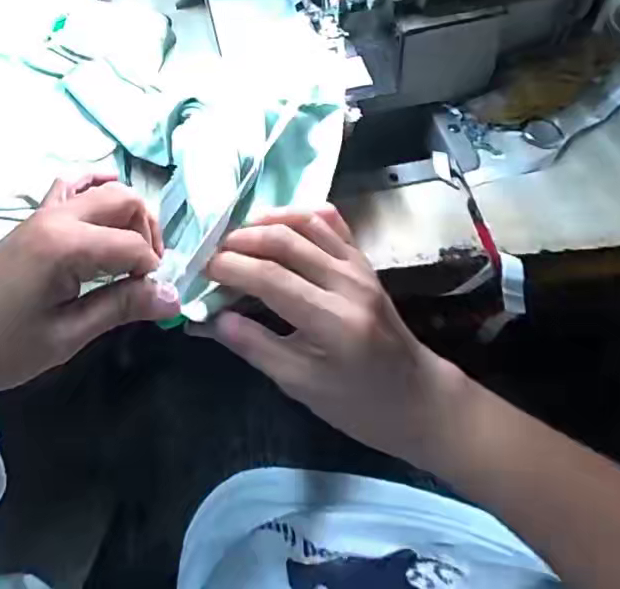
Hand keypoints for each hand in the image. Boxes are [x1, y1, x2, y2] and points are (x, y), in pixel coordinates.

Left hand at [0, 174, 180, 438]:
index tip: (153, 300)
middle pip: (124, 201)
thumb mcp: (65, 336)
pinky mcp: (32, 219)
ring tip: (128, 255)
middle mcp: (56, 216)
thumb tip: (172, 295)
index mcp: (65, 244)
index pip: (133, 244)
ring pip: (102, 189)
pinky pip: (69, 187)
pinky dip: (94, 189)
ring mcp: (42, 212)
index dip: (152, 271)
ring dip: (126, 214)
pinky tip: (104, 210)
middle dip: (147, 234)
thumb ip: (120, 307)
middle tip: (146, 277)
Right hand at [196, 205, 470, 469]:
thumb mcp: (301, 386)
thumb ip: (255, 346)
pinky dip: (298, 214)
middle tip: (210, 250)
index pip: (270, 278)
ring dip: (264, 221)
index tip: (200, 269)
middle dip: (239, 240)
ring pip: (305, 222)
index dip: (229, 267)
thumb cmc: (359, 404)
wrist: (419, 398)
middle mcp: (347, 282)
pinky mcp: (363, 259)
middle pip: (284, 241)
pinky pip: (329, 221)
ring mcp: (359, 266)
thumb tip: (209, 319)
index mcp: (333, 321)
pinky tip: (276, 224)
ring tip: (234, 234)